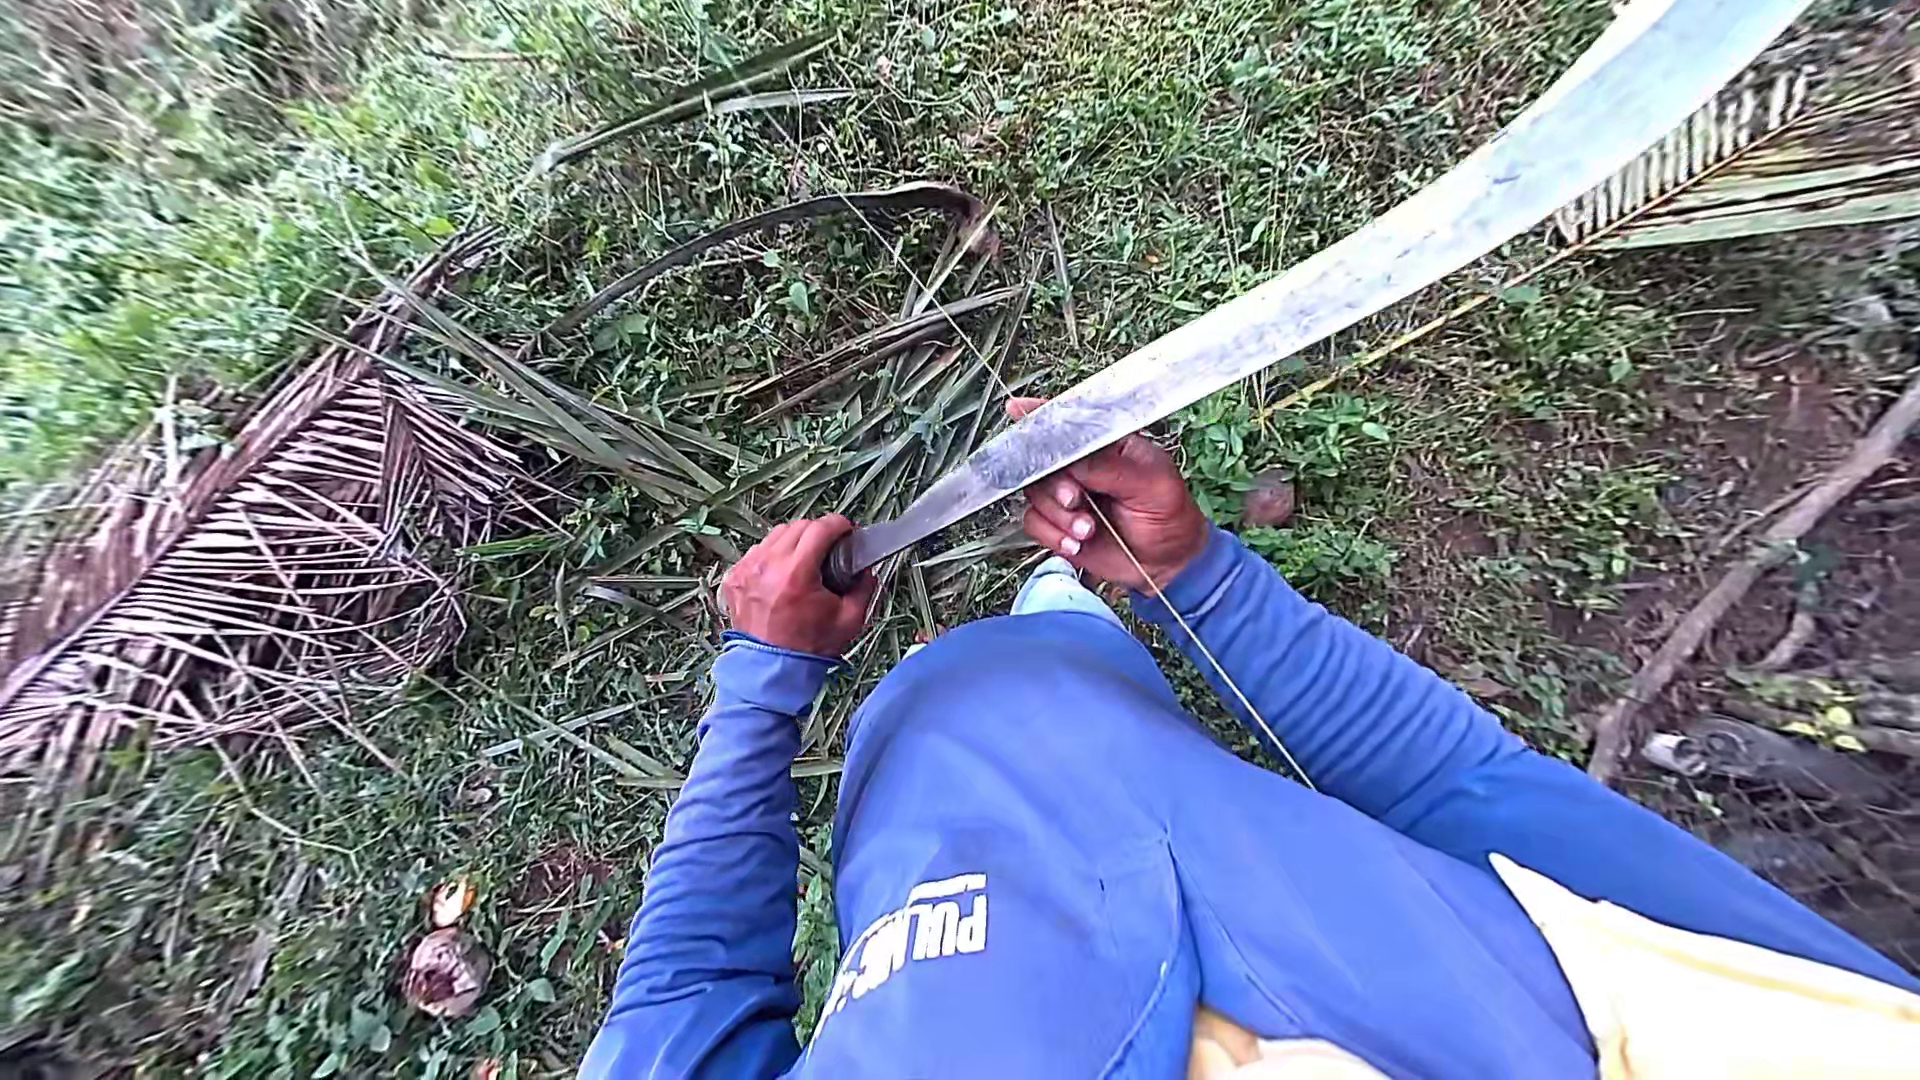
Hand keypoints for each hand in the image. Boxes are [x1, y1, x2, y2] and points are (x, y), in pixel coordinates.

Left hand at [723, 514, 876, 655]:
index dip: (839, 524)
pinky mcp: (734, 578)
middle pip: (798, 526)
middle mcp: (768, 566)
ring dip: (795, 540)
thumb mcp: (850, 619)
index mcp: (796, 574)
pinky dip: (774, 555)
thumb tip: (866, 569)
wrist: (771, 670)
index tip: (847, 530)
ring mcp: (747, 570)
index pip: (820, 528)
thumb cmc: (809, 647)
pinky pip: (758, 552)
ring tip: (807, 558)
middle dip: (819, 531)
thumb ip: (864, 588)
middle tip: (831, 546)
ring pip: (776, 535)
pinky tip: (784, 572)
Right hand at [1008, 397, 1210, 590]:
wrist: (1167, 566)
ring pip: (1034, 494)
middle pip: (1041, 462)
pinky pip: (1034, 523)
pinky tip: (1076, 543)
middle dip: (1054, 485)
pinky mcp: (1058, 525)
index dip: (1041, 415)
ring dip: (1058, 516)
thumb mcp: (1150, 485)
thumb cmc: (1170, 518)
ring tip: (1088, 530)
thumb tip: (1072, 459)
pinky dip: (1052, 535)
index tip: (1017, 410)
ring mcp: (1066, 496)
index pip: (1070, 422)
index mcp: (1106, 446)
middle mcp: (1081, 467)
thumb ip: (1110, 469)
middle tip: (1075, 500)